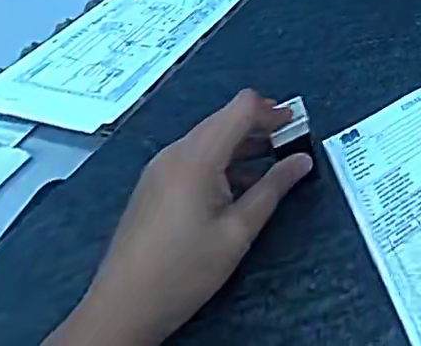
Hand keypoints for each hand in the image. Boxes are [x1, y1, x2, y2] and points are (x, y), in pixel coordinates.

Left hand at [47, 90, 312, 345]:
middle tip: (288, 142)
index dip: (272, 110)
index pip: (241, 106)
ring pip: (209, 136)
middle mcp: (176, 151)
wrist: (118, 314)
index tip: (295, 124)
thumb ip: (273, 188)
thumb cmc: (183, 271)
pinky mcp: (153, 184)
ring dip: (240, 142)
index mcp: (198, 156)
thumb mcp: (237, 232)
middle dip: (259, 125)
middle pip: (225, 118)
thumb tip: (302, 160)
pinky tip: (235, 186)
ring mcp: (160, 167)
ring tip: (268, 163)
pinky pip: (193, 155)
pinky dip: (220, 158)